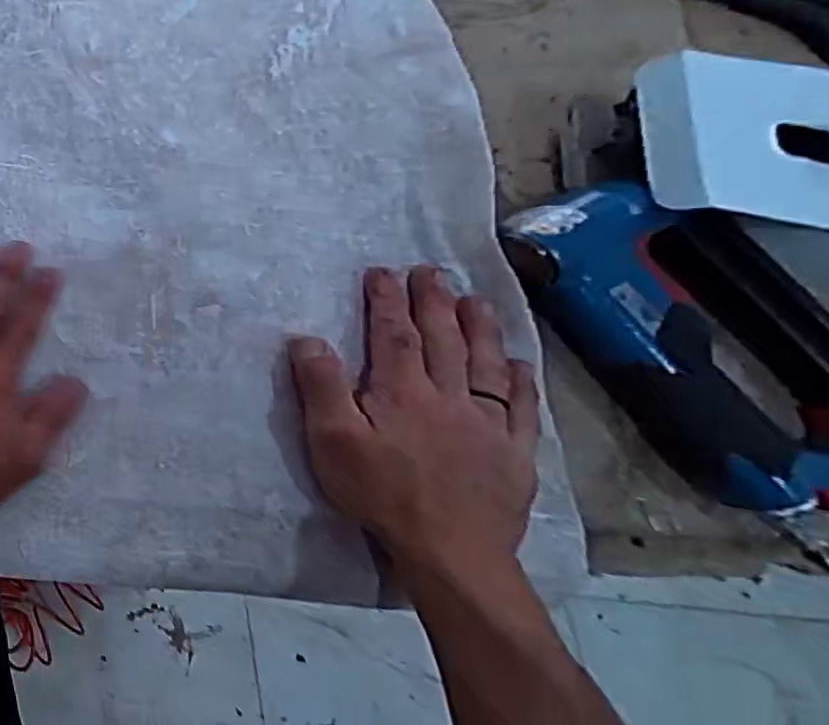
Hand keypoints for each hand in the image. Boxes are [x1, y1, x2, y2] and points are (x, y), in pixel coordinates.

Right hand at [287, 266, 539, 579]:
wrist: (452, 555)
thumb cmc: (383, 495)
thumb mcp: (332, 442)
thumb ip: (320, 387)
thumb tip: (308, 339)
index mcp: (402, 392)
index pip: (393, 334)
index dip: (387, 300)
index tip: (382, 272)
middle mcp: (448, 398)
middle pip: (442, 339)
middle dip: (433, 301)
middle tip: (430, 271)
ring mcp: (486, 426)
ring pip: (484, 365)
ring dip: (478, 328)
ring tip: (474, 299)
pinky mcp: (513, 455)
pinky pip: (520, 409)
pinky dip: (518, 382)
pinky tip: (517, 365)